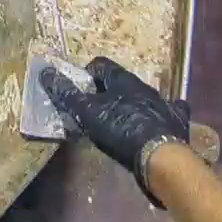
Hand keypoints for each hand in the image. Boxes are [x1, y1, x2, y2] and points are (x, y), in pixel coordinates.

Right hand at [41, 56, 192, 205]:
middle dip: (108, 90)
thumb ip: (67, 94)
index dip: (86, 75)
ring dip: (132, 102)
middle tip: (96, 108)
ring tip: (121, 119)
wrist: (160, 156)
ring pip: (144, 95)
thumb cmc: (120, 130)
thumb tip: (46, 72)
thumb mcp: (87, 113)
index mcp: (121, 79)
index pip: (100, 64)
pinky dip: (162, 113)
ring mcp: (163, 103)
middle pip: (121, 81)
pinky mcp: (175, 121)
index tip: (78, 91)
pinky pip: (170, 110)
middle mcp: (144, 86)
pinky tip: (159, 120)